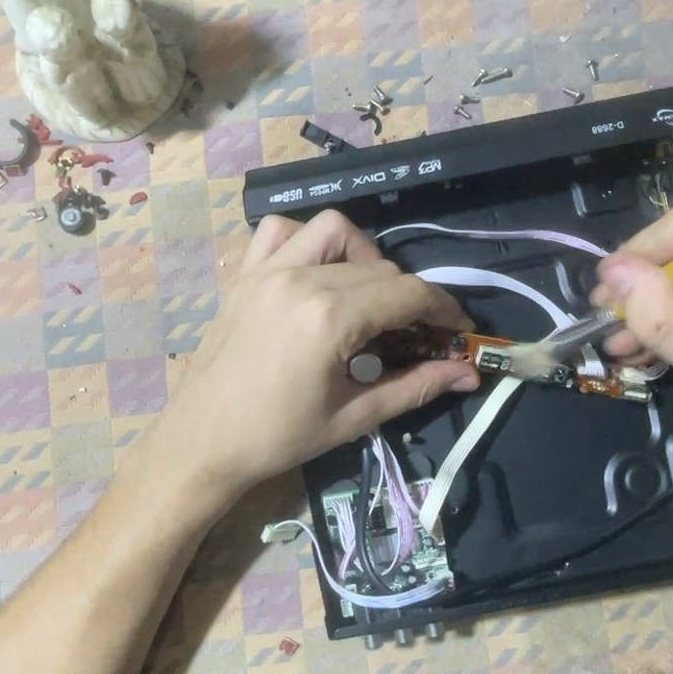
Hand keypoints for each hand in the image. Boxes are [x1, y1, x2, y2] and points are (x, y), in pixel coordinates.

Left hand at [153, 211, 479, 496]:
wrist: (203, 442)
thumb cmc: (278, 438)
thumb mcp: (353, 417)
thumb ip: (415, 387)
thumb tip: (469, 373)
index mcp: (329, 318)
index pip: (406, 293)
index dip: (443, 309)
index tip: (456, 330)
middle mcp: (300, 279)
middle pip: (379, 267)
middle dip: (408, 296)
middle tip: (412, 333)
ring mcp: (267, 270)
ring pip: (333, 231)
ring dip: (362, 255)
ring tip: (364, 296)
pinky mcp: (245, 275)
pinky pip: (281, 232)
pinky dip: (307, 241)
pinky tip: (315, 275)